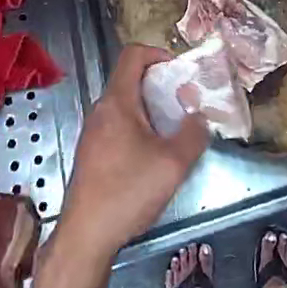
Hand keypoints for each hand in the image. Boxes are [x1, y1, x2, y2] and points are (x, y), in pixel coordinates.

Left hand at [56, 45, 208, 263]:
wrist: (87, 233)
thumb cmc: (128, 191)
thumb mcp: (173, 163)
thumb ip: (193, 134)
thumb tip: (199, 118)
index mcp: (117, 102)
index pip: (133, 55)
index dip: (159, 54)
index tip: (180, 72)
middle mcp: (101, 110)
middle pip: (130, 80)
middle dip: (161, 86)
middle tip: (186, 106)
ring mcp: (93, 132)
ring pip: (125, 105)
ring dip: (152, 110)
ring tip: (174, 133)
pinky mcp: (92, 152)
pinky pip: (118, 125)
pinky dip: (139, 128)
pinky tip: (154, 156)